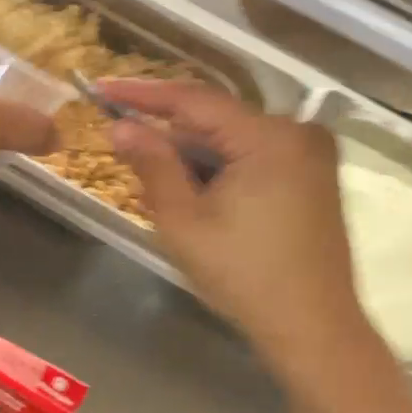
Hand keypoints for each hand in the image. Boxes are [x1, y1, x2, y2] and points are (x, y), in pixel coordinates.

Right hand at [102, 79, 411, 412]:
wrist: (312, 325)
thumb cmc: (241, 272)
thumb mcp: (181, 217)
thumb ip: (151, 163)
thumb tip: (119, 125)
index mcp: (269, 138)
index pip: (194, 100)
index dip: (142, 93)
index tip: (99, 87)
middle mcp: (297, 135)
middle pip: (213, 118)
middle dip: (162, 128)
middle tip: (114, 135)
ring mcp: (309, 156)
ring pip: (228, 139)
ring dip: (185, 151)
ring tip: (143, 171)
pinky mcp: (310, 178)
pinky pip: (248, 156)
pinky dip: (211, 165)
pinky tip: (184, 187)